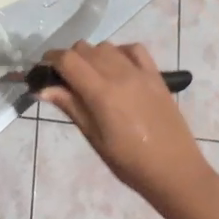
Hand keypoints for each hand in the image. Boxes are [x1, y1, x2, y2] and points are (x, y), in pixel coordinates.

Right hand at [40, 41, 213, 209]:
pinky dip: (119, 53)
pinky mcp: (156, 75)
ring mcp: (140, 72)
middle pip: (84, 48)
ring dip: (92, 56)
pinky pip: (133, 49)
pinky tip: (116, 69)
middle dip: (68, 59)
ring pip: (106, 46)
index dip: (50, 60)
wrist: (175, 171)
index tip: (43, 72)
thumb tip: (42, 88)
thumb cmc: (130, 163)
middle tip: (65, 81)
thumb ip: (70, 107)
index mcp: (102, 93)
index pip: (67, 60)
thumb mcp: (94, 138)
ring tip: (91, 78)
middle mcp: (120, 74)